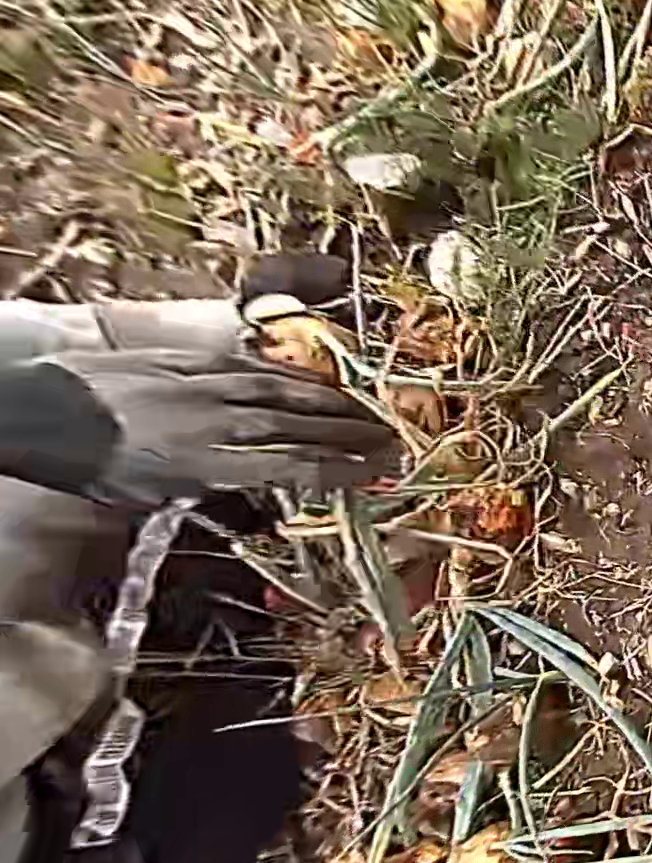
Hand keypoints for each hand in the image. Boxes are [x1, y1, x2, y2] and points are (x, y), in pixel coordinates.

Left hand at [49, 348, 392, 502]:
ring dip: (333, 403)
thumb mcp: (151, 492)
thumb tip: (275, 484)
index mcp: (204, 466)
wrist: (9, 408)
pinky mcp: (179, 360)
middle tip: (392, 440)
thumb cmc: (82, 463)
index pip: (297, 468)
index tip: (381, 471)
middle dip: (355, 435)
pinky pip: (247, 365)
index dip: (348, 470)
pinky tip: (315, 379)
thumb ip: (220, 486)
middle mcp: (212, 425)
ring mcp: (197, 387)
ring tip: (367, 410)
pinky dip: (289, 373)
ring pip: (284, 393)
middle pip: (302, 429)